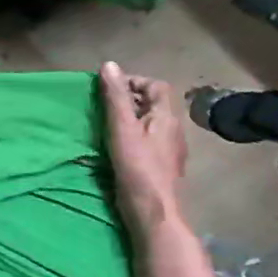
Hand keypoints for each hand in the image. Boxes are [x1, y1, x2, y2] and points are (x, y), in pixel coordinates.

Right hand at [99, 62, 187, 237]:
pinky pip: (149, 142)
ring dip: (130, 120)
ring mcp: (171, 150)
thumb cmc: (137, 166)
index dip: (134, 82)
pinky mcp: (163, 167)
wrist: (153, 212)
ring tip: (107, 127)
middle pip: (153, 104)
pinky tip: (118, 149)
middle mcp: (173, 130)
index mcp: (166, 116)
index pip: (156, 86)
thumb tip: (109, 64)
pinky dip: (134, 138)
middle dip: (129, 101)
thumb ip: (115, 96)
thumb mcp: (122, 127)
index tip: (110, 90)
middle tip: (104, 108)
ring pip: (150, 124)